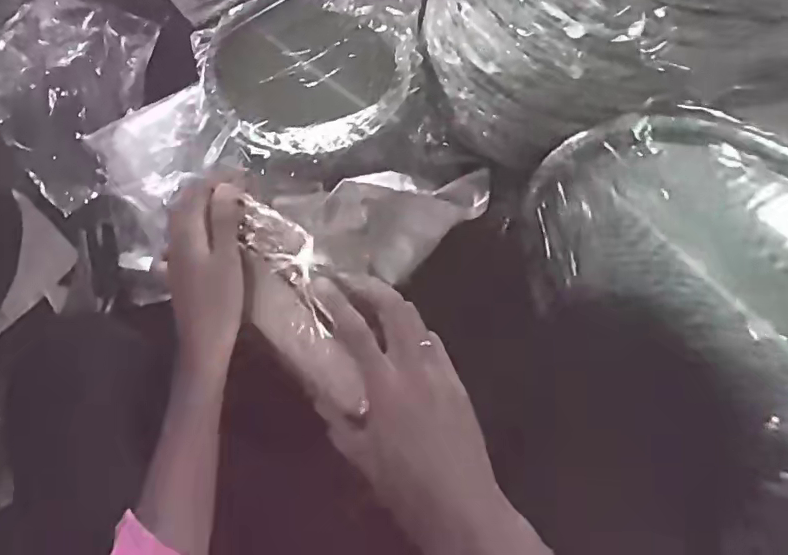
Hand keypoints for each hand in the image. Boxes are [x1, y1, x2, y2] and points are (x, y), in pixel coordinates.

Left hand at [167, 180, 246, 375]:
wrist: (202, 346)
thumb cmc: (220, 302)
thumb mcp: (227, 257)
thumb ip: (223, 220)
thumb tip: (225, 186)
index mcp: (185, 233)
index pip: (196, 192)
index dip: (218, 178)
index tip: (243, 174)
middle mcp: (174, 239)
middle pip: (186, 201)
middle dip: (210, 186)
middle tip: (239, 184)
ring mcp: (174, 254)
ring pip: (185, 215)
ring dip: (206, 202)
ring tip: (232, 199)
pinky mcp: (180, 267)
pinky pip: (188, 230)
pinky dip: (203, 219)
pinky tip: (217, 227)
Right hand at [314, 276, 550, 554]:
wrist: (464, 507)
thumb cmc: (406, 487)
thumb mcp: (362, 460)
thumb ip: (340, 424)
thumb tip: (323, 399)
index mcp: (385, 386)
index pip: (357, 330)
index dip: (337, 301)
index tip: (323, 282)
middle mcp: (413, 367)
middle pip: (394, 307)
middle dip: (371, 286)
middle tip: (350, 279)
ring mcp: (440, 370)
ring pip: (417, 318)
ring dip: (393, 303)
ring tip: (375, 301)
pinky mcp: (457, 380)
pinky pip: (433, 341)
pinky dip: (415, 330)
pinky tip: (407, 340)